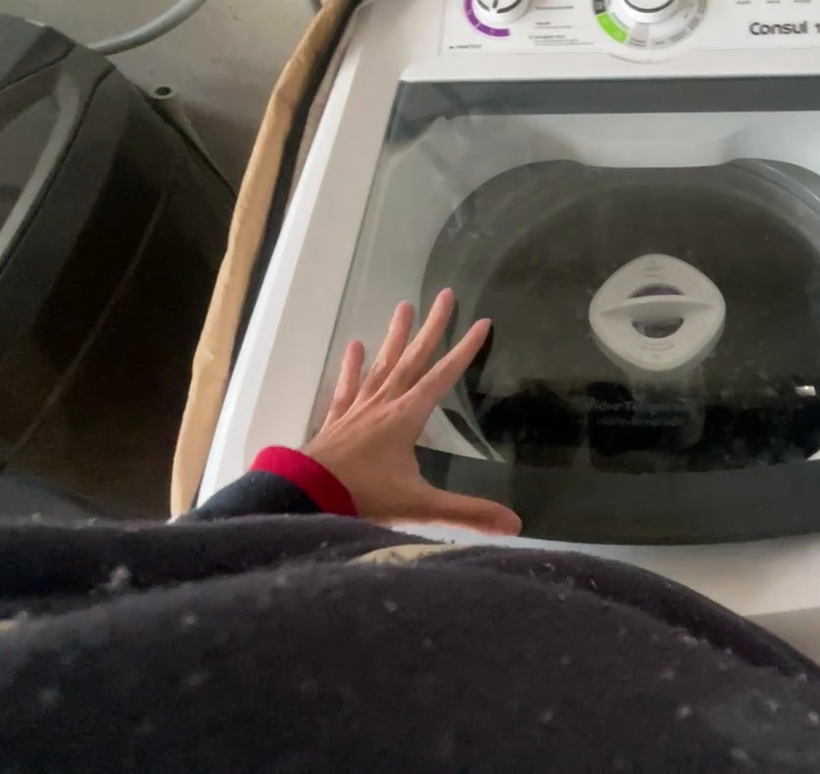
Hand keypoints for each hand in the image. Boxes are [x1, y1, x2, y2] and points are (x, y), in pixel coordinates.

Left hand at [301, 289, 520, 535]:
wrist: (303, 499)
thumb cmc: (363, 498)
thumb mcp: (420, 506)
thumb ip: (468, 514)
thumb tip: (516, 526)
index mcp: (408, 416)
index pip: (444, 375)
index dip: (465, 349)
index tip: (482, 322)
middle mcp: (385, 403)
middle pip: (414, 358)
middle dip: (432, 327)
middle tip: (444, 294)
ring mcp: (359, 409)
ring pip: (383, 364)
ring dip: (396, 336)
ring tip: (403, 305)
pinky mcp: (337, 419)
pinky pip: (347, 387)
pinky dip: (351, 366)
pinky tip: (353, 345)